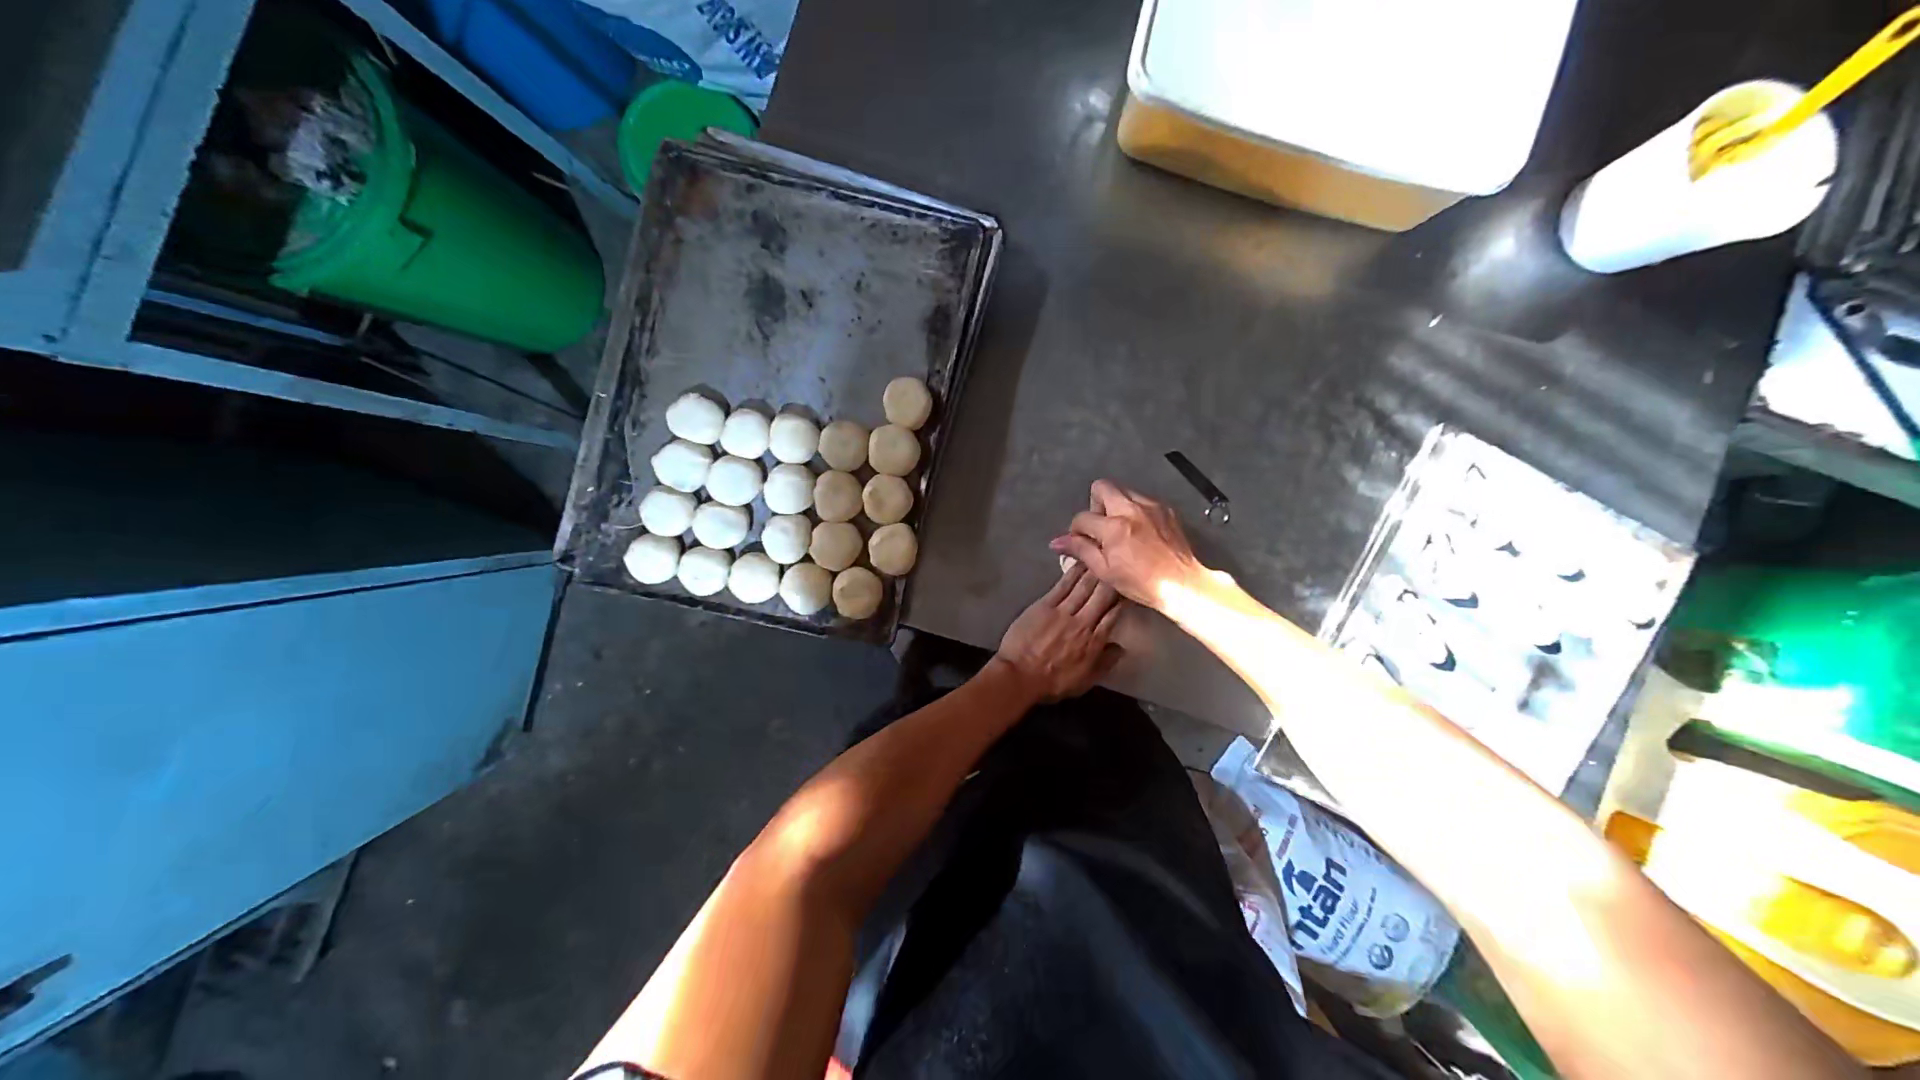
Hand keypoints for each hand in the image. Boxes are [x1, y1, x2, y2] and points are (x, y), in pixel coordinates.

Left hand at [993, 562, 1125, 702]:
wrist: (1019, 676)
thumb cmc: (1052, 682)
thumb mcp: (1085, 680)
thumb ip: (1105, 662)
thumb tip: (1122, 647)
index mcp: (1094, 641)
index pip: (1115, 614)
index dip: (1124, 598)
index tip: (1130, 586)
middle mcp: (1083, 622)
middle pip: (1103, 594)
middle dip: (1113, 578)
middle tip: (1119, 562)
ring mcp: (1063, 611)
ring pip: (1084, 585)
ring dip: (1095, 570)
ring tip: (1103, 555)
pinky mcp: (1044, 605)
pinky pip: (1063, 584)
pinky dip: (1073, 572)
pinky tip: (1081, 561)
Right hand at [1049, 480, 1209, 608]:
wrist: (1182, 584)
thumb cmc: (1143, 583)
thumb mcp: (1105, 571)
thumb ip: (1080, 550)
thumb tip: (1057, 542)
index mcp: (1114, 527)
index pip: (1082, 517)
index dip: (1076, 530)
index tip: (1080, 540)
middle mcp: (1132, 510)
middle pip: (1102, 487)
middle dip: (1095, 504)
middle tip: (1100, 526)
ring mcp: (1152, 507)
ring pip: (1123, 491)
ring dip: (1116, 506)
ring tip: (1120, 530)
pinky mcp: (1166, 509)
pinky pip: (1143, 500)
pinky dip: (1136, 511)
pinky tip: (1140, 532)